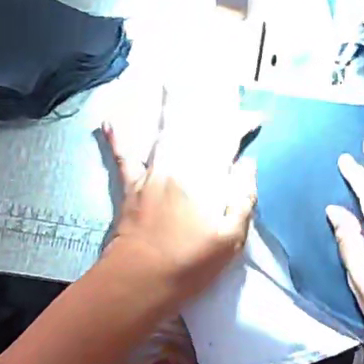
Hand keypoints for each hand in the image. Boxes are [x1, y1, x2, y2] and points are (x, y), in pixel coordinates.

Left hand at [99, 85, 258, 305]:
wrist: (140, 280)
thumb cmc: (189, 264)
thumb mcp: (230, 238)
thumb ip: (242, 199)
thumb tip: (247, 166)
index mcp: (203, 180)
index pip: (224, 142)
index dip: (240, 126)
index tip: (255, 119)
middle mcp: (175, 168)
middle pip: (193, 130)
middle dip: (208, 109)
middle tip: (218, 92)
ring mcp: (150, 175)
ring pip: (162, 135)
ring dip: (168, 110)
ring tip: (169, 83)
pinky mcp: (130, 188)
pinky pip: (124, 157)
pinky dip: (118, 139)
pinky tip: (109, 120)